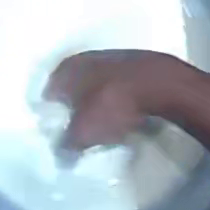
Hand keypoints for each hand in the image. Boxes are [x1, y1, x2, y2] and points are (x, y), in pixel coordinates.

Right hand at [43, 49, 195, 150]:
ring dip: (96, 99)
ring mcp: (114, 57)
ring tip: (99, 122)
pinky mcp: (136, 64)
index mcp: (68, 68)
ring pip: (97, 81)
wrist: (160, 83)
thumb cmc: (112, 104)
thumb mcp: (82, 133)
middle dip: (73, 103)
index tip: (53, 126)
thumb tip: (61, 153)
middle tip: (74, 126)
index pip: (50, 88)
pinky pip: (118, 83)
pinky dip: (116, 96)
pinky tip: (121, 111)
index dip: (50, 108)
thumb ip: (66, 144)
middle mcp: (87, 57)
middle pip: (74, 83)